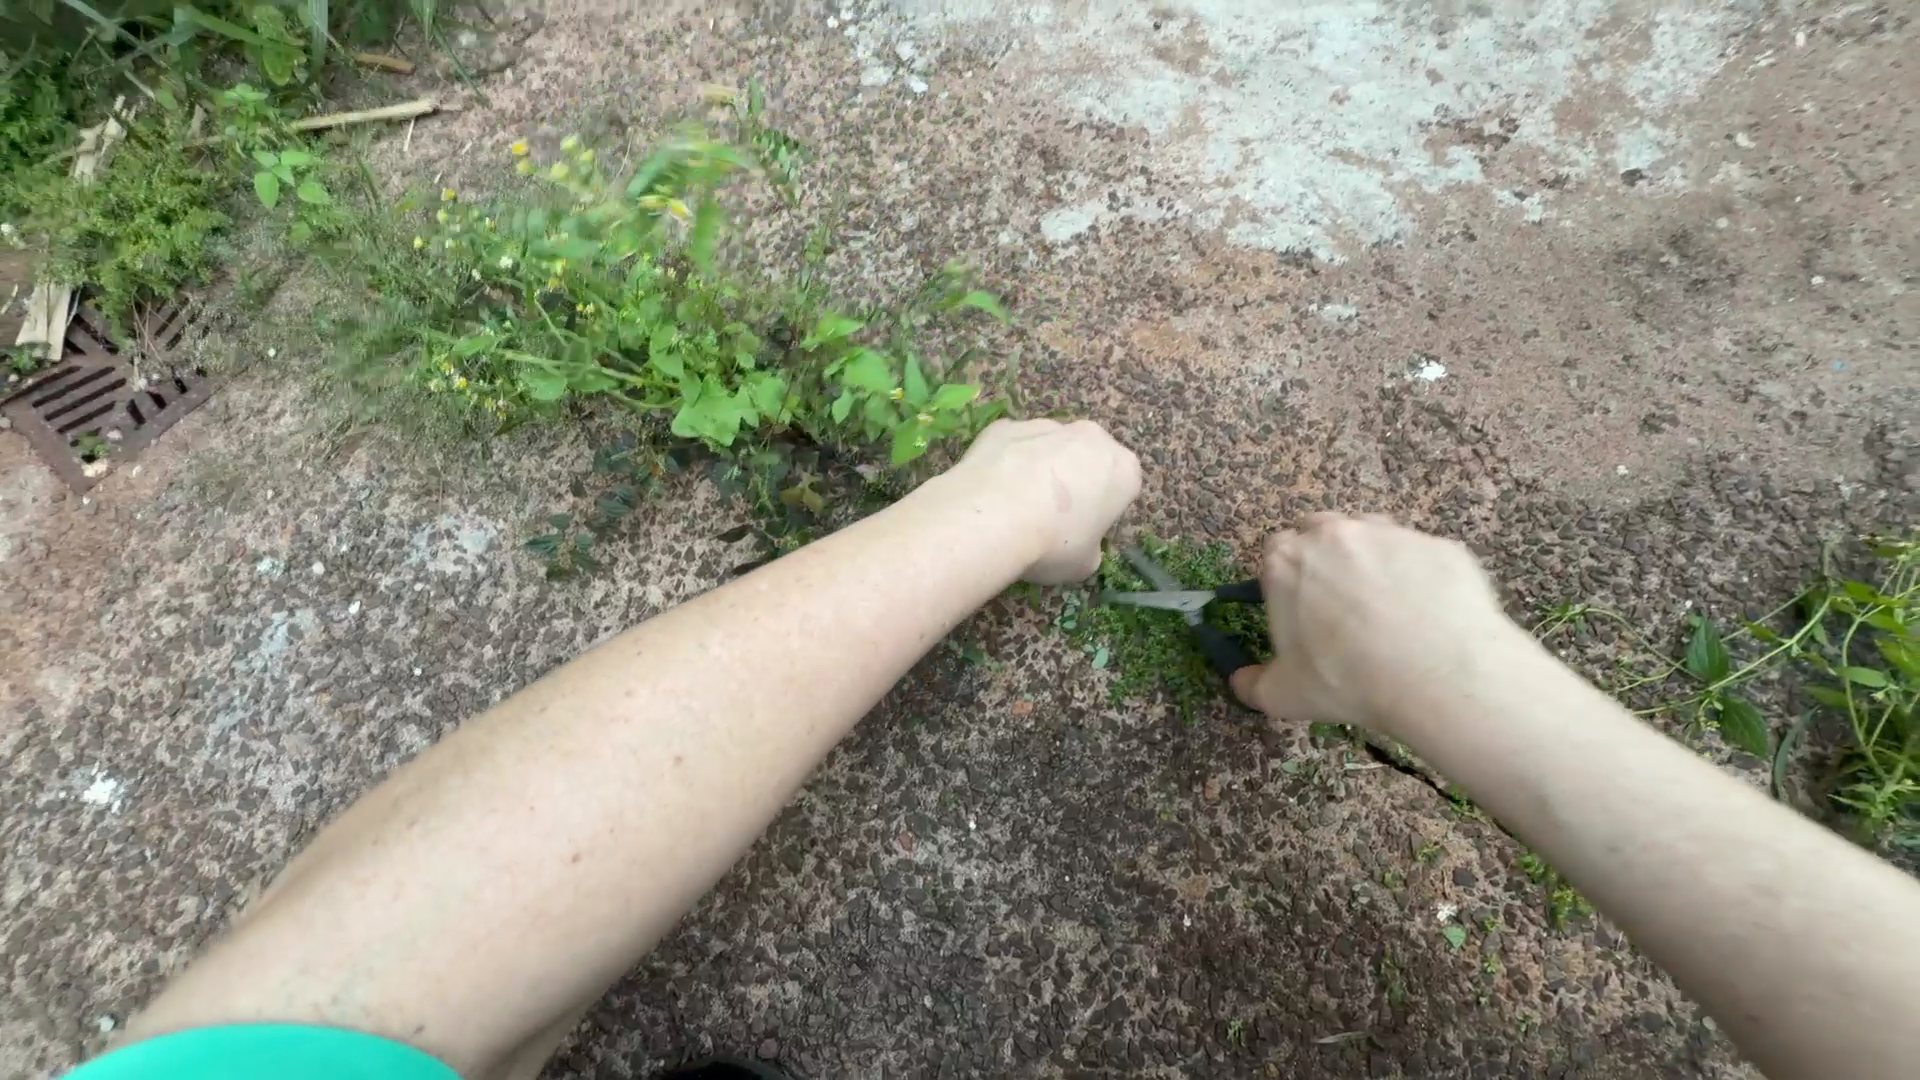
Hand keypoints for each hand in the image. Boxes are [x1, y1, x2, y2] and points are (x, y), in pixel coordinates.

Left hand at [949, 418, 1141, 584]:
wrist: (991, 517)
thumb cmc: (1052, 543)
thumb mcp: (1085, 564)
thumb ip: (1090, 547)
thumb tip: (1079, 543)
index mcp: (1123, 469)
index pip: (1122, 489)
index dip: (1102, 512)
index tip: (1082, 531)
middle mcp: (1091, 437)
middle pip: (1087, 460)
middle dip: (1074, 481)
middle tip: (1049, 518)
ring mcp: (1046, 426)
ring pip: (1048, 448)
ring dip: (1039, 469)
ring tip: (1014, 505)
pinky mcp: (1004, 426)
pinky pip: (1011, 446)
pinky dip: (1005, 463)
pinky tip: (990, 490)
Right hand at [1228, 513, 1521, 734]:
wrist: (1441, 679)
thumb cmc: (1348, 681)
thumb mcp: (1285, 694)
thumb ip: (1252, 684)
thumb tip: (1240, 682)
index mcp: (1285, 561)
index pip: (1274, 549)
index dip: (1285, 575)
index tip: (1297, 603)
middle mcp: (1333, 535)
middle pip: (1319, 530)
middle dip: (1324, 555)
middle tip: (1337, 600)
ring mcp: (1390, 534)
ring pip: (1371, 533)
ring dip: (1369, 557)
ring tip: (1384, 602)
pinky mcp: (1439, 546)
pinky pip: (1422, 555)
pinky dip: (1419, 575)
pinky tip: (1427, 612)